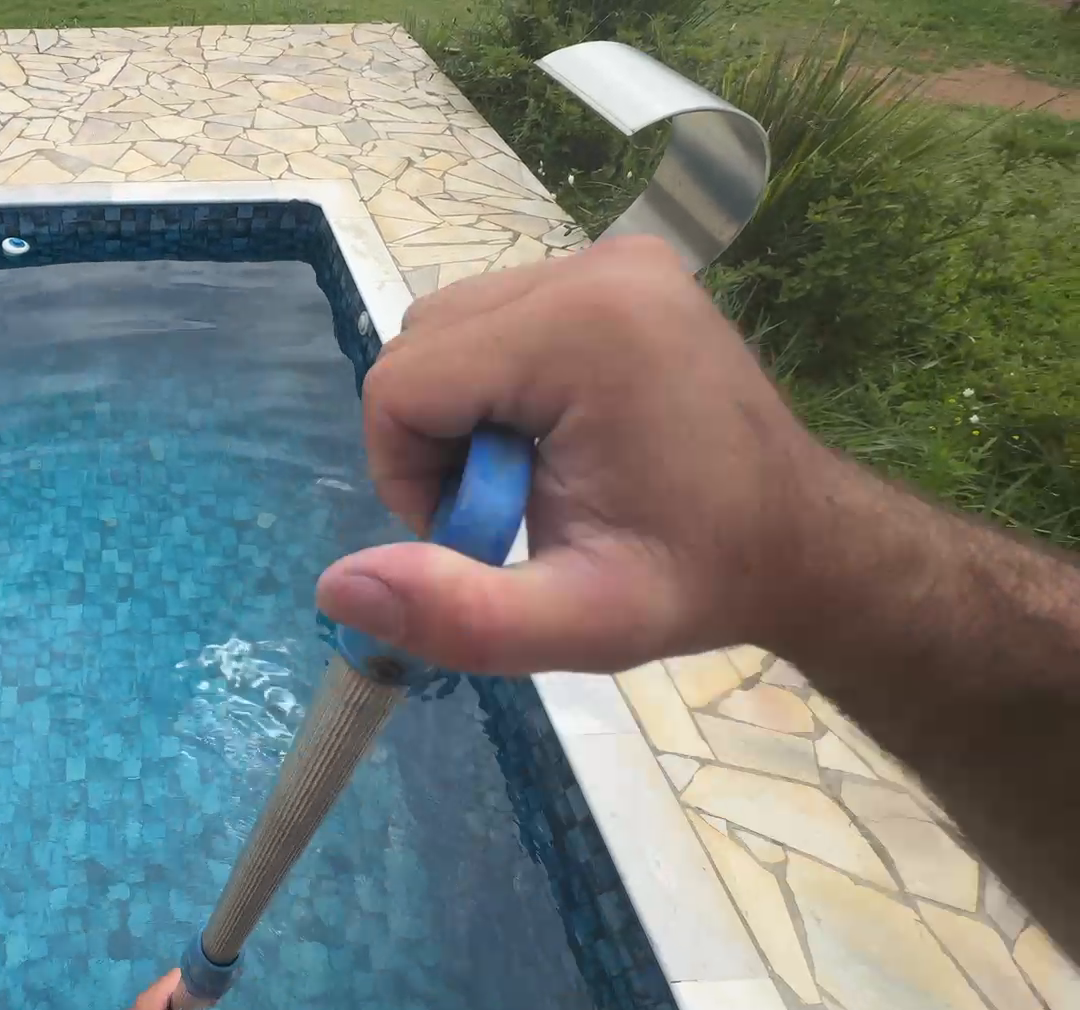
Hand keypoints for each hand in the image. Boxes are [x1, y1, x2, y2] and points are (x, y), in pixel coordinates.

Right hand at [316, 235, 844, 673]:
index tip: (474, 526)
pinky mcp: (600, 271)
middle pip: (412, 353)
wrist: (798, 540)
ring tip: (519, 469)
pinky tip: (533, 433)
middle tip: (500, 500)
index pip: (398, 386)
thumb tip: (334, 585)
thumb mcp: (577, 627)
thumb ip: (457, 616)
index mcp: (583, 330)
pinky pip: (474, 326)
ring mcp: (600, 260)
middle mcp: (589, 268)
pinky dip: (473, 388)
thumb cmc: (693, 583)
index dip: (406, 472)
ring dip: (444, 417)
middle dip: (425, 444)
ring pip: (434, 337)